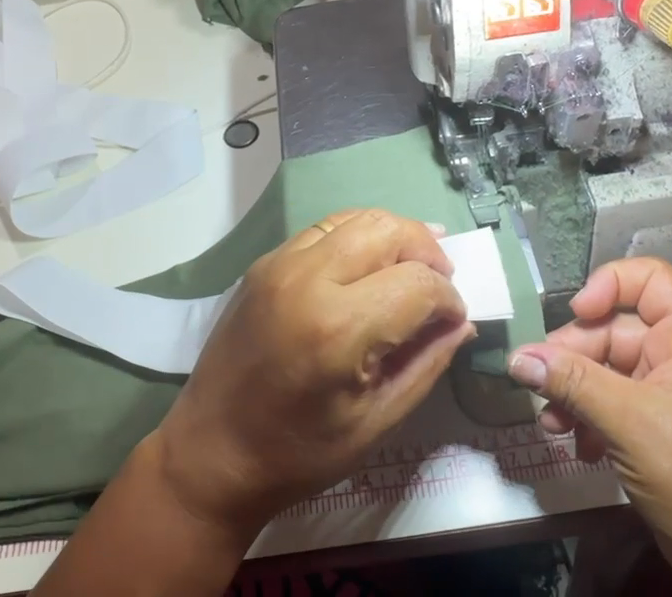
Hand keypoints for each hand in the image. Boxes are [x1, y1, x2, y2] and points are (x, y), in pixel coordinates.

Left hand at [152, 209, 475, 532]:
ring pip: (355, 218)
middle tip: (441, 283)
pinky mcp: (264, 263)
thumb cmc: (298, 452)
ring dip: (394, 235)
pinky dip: (357, 236)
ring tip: (412, 266)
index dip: (448, 300)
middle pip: (387, 229)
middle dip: (426, 250)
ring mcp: (279, 263)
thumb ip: (426, 363)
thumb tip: (460, 321)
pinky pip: (324, 229)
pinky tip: (370, 264)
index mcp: (337, 327)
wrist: (211, 453)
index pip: (418, 283)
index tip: (455, 321)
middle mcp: (307, 278)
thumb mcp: (376, 421)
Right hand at [507, 258, 671, 596]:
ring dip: (573, 393)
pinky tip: (575, 447)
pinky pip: (613, 405)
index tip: (575, 315)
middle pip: (615, 330)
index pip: (651, 280)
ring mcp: (671, 395)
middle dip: (574, 357)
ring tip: (551, 425)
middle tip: (540, 387)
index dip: (609, 286)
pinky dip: (588, 419)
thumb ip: (574, 384)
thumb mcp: (634, 426)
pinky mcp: (659, 430)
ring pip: (607, 370)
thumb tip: (517, 358)